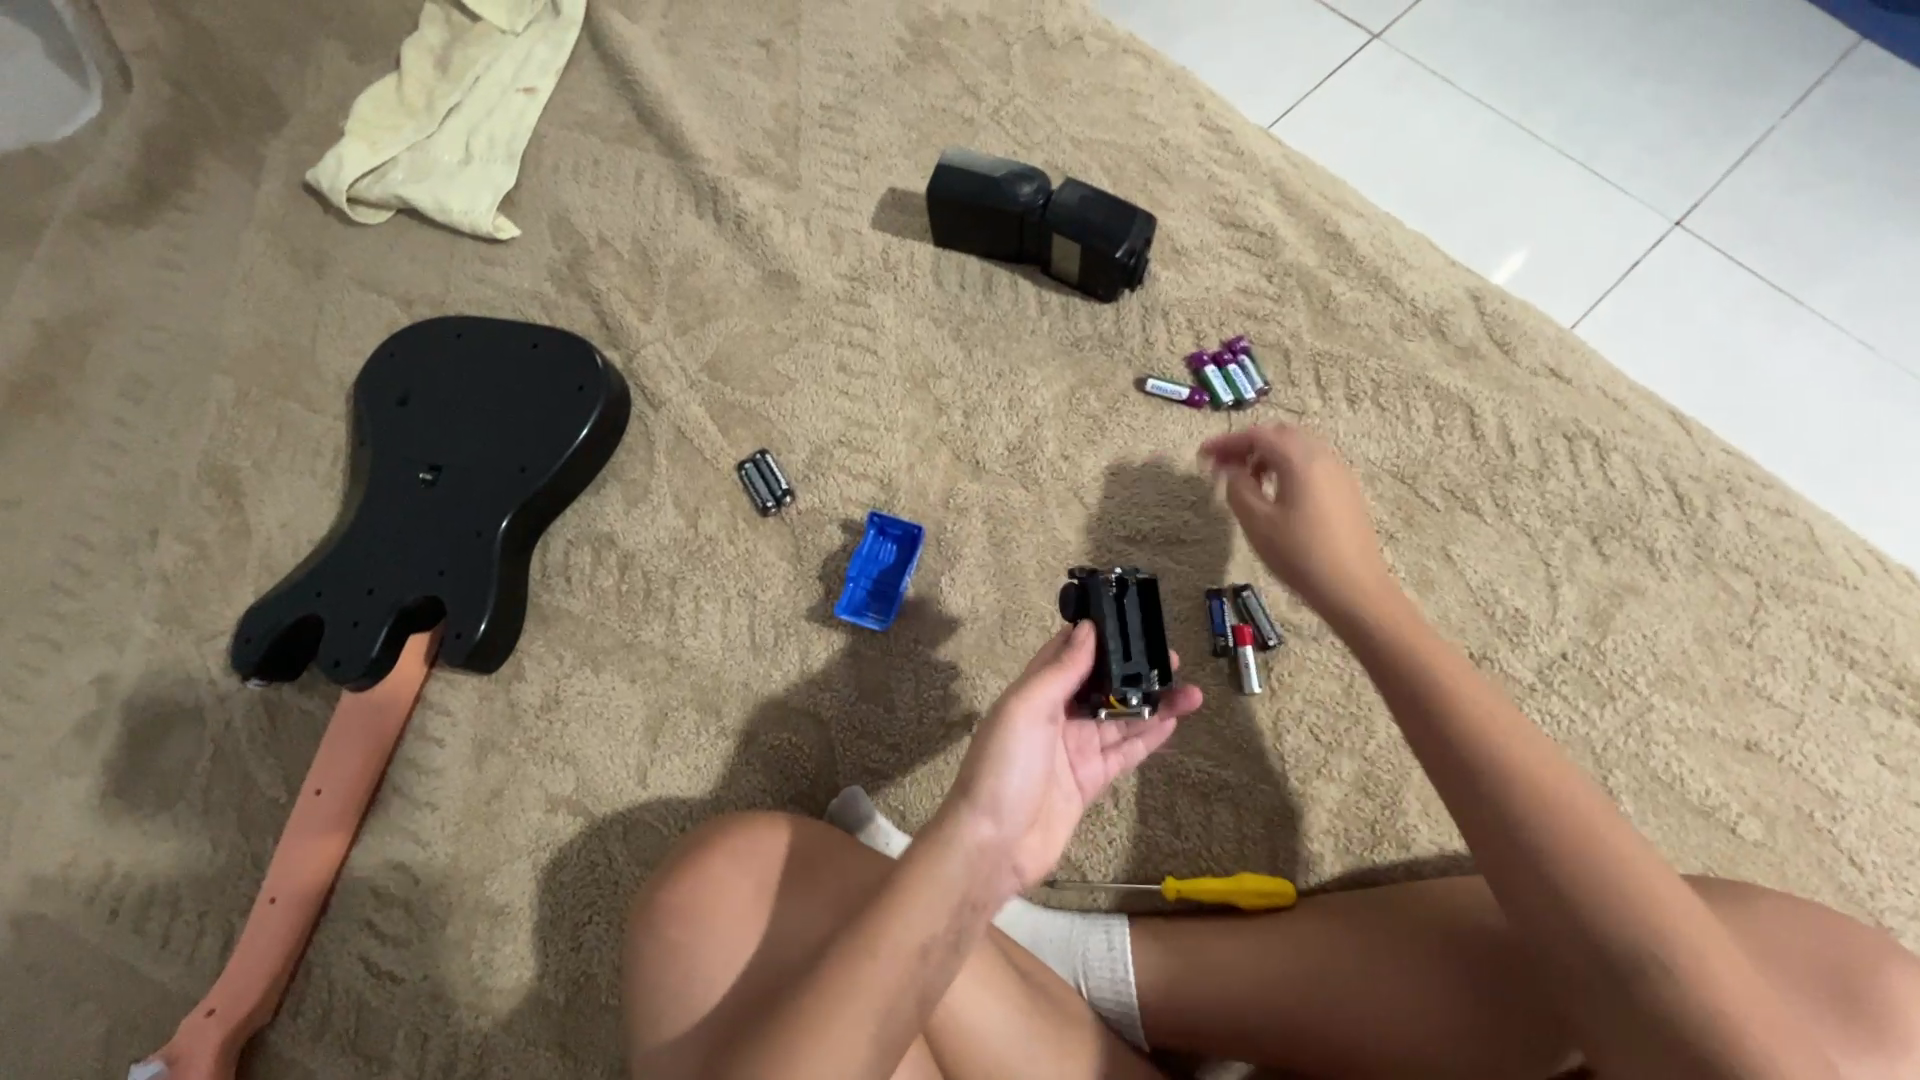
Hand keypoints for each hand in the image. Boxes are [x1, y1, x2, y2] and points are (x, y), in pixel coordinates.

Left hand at [942, 622, 1202, 893]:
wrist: (993, 846)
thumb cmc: (1003, 769)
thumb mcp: (1025, 709)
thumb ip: (1059, 671)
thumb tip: (1087, 628)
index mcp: (1034, 694)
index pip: (1067, 654)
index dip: (1097, 637)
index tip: (1131, 619)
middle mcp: (1055, 717)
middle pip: (1101, 686)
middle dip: (1133, 671)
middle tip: (1172, 658)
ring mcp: (1074, 751)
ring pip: (1120, 719)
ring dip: (1153, 704)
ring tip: (1190, 690)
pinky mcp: (1090, 781)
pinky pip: (1124, 752)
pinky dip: (1148, 737)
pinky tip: (1173, 721)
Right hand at [1201, 424, 1397, 623]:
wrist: (1353, 587)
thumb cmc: (1299, 555)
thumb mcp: (1256, 522)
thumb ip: (1238, 487)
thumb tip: (1232, 470)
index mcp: (1299, 460)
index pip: (1256, 435)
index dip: (1226, 442)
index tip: (1203, 456)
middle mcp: (1323, 457)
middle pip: (1280, 435)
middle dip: (1248, 445)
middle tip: (1223, 466)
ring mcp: (1339, 473)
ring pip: (1298, 448)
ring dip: (1268, 455)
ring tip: (1247, 480)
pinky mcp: (1347, 490)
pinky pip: (1312, 464)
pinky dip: (1288, 466)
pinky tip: (1276, 492)